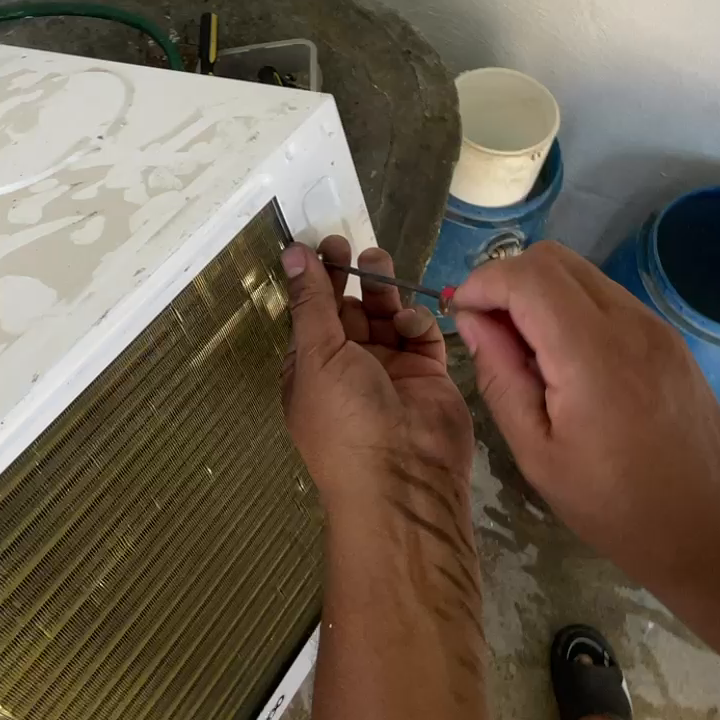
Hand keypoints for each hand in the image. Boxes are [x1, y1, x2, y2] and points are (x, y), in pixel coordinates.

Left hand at [280, 236, 470, 509]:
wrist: (405, 477)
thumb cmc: (345, 417)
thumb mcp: (317, 355)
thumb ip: (311, 302)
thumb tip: (293, 253)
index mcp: (311, 367)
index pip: (312, 313)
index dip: (316, 279)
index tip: (321, 242)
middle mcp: (348, 366)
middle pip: (348, 309)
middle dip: (347, 277)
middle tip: (348, 243)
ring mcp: (389, 368)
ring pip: (384, 315)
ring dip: (380, 289)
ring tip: (378, 261)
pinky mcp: (427, 372)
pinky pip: (418, 334)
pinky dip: (413, 322)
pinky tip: (408, 325)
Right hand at [450, 242, 719, 591]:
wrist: (714, 529)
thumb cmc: (616, 505)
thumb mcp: (536, 452)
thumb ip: (498, 376)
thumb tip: (471, 320)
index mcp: (592, 354)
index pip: (527, 276)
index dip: (483, 282)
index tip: (462, 314)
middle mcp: (628, 322)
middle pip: (551, 258)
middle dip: (506, 280)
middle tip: (489, 329)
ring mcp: (653, 324)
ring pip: (577, 271)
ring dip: (537, 291)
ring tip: (525, 347)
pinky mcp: (665, 334)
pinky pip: (602, 294)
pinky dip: (567, 304)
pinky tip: (563, 356)